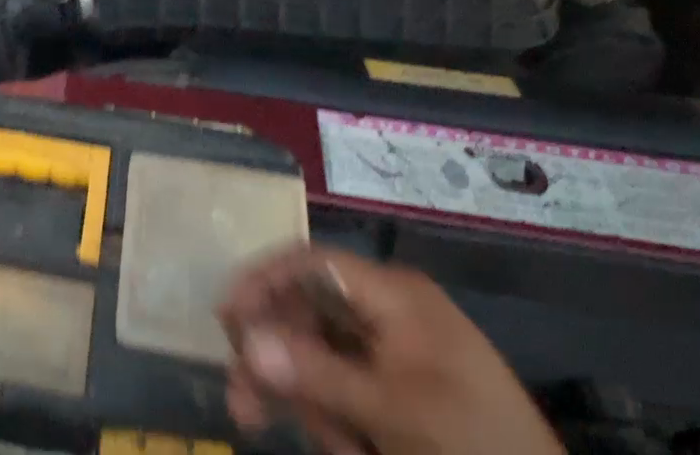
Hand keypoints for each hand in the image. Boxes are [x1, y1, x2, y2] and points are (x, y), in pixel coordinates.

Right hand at [218, 246, 562, 454]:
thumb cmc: (473, 443)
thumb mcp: (393, 410)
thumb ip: (315, 374)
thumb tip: (247, 342)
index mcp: (393, 294)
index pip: (310, 263)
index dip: (261, 282)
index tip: (225, 321)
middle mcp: (387, 310)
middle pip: (305, 314)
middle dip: (275, 361)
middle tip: (243, 406)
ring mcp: (392, 350)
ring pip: (317, 357)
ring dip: (306, 400)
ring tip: (334, 448)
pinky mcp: (396, 387)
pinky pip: (340, 386)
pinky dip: (331, 415)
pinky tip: (346, 448)